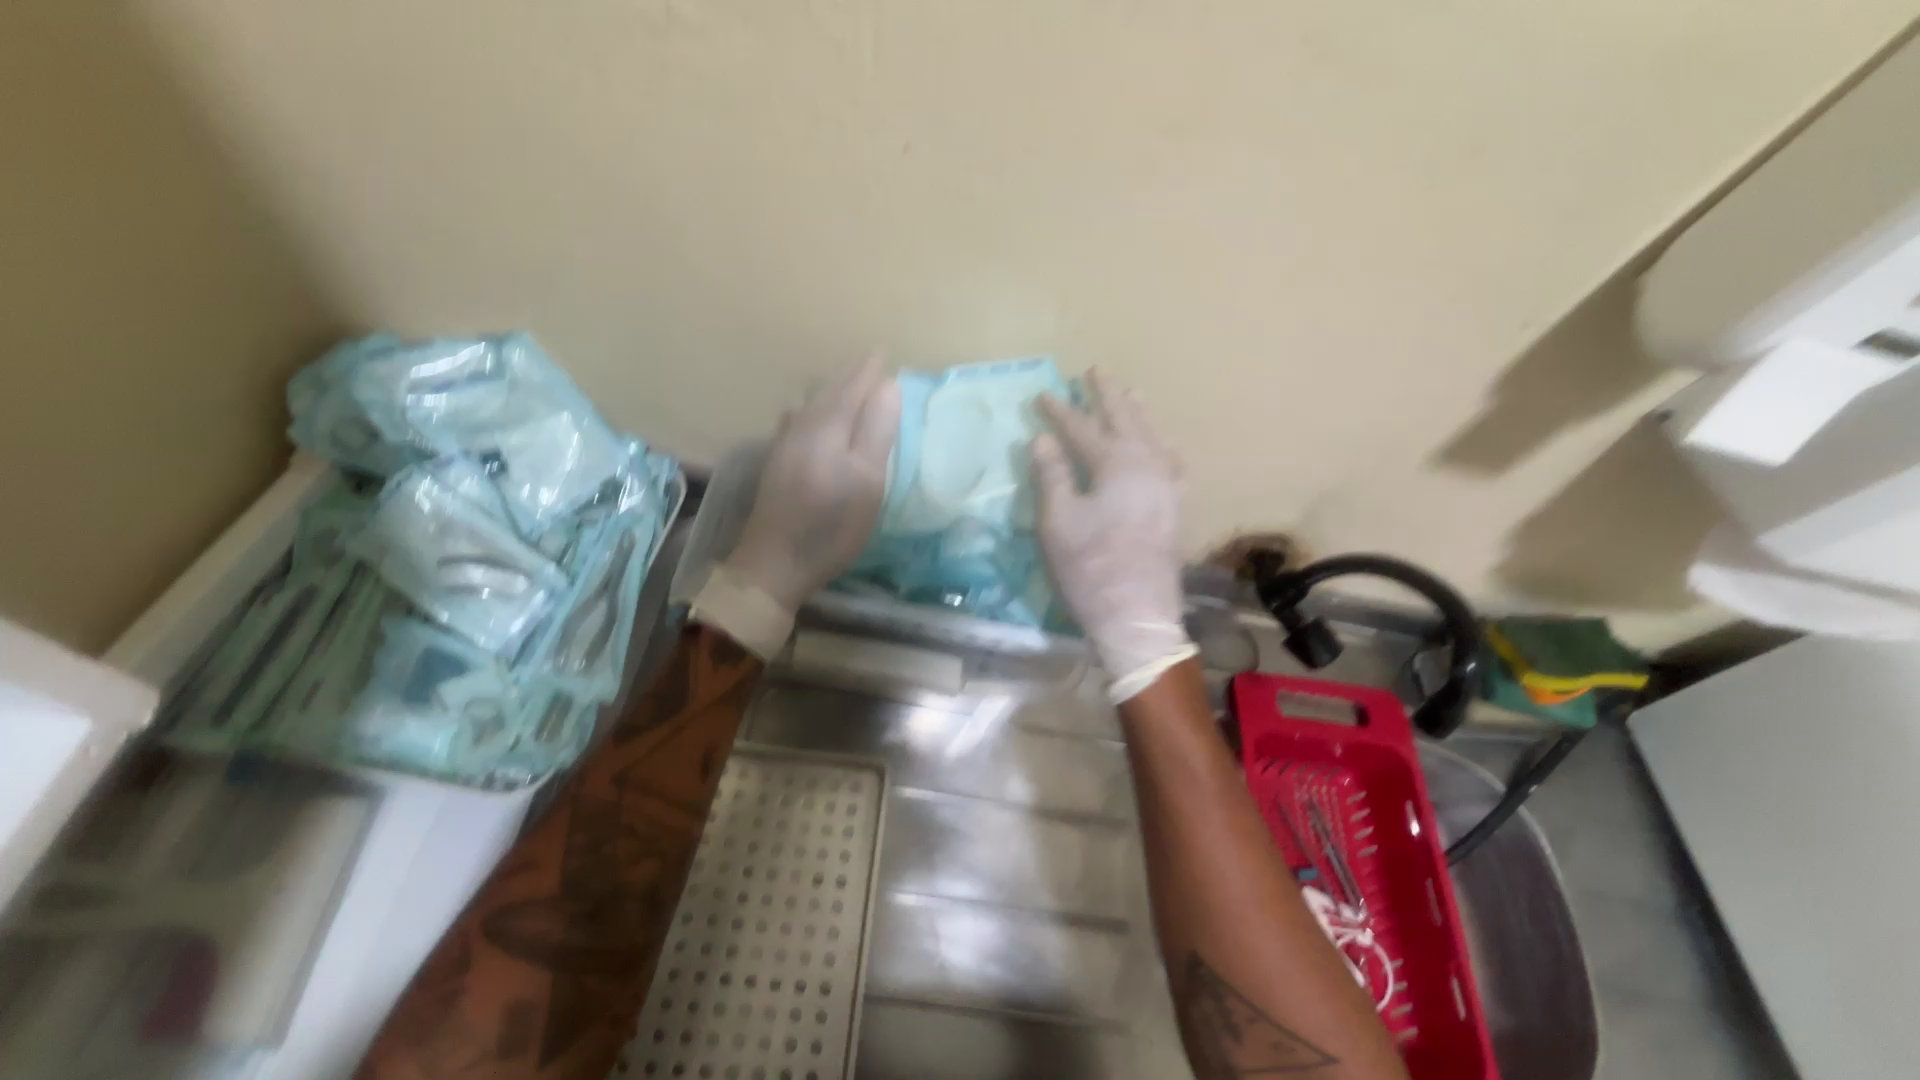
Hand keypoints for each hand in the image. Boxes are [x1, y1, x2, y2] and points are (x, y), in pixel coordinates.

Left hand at [726, 357, 899, 612]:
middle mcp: (802, 428)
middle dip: (849, 375)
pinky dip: (811, 407)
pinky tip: (805, 413)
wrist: (773, 564)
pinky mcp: (775, 465)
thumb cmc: (829, 526)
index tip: (883, 354)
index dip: (868, 372)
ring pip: (809, 404)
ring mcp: (784, 446)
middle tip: (867, 360)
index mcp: (827, 428)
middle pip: (827, 392)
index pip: (851, 389)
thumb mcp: (867, 481)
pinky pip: (797, 419)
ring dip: (829, 389)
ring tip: (844, 381)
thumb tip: (887, 386)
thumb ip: (877, 431)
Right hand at [1031, 371, 1195, 701]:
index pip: (1084, 428)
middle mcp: (1149, 465)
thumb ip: (1052, 475)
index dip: (1062, 411)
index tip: (1044, 393)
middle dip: (1109, 396)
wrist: (1137, 615)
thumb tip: (1043, 439)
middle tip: (1096, 372)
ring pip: (1153, 437)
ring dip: (1137, 414)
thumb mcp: (1058, 521)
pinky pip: (1171, 461)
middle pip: (1127, 420)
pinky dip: (1161, 445)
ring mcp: (1168, 486)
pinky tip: (1161, 447)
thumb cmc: (1090, 567)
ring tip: (1129, 395)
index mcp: (1117, 463)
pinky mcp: (1175, 508)